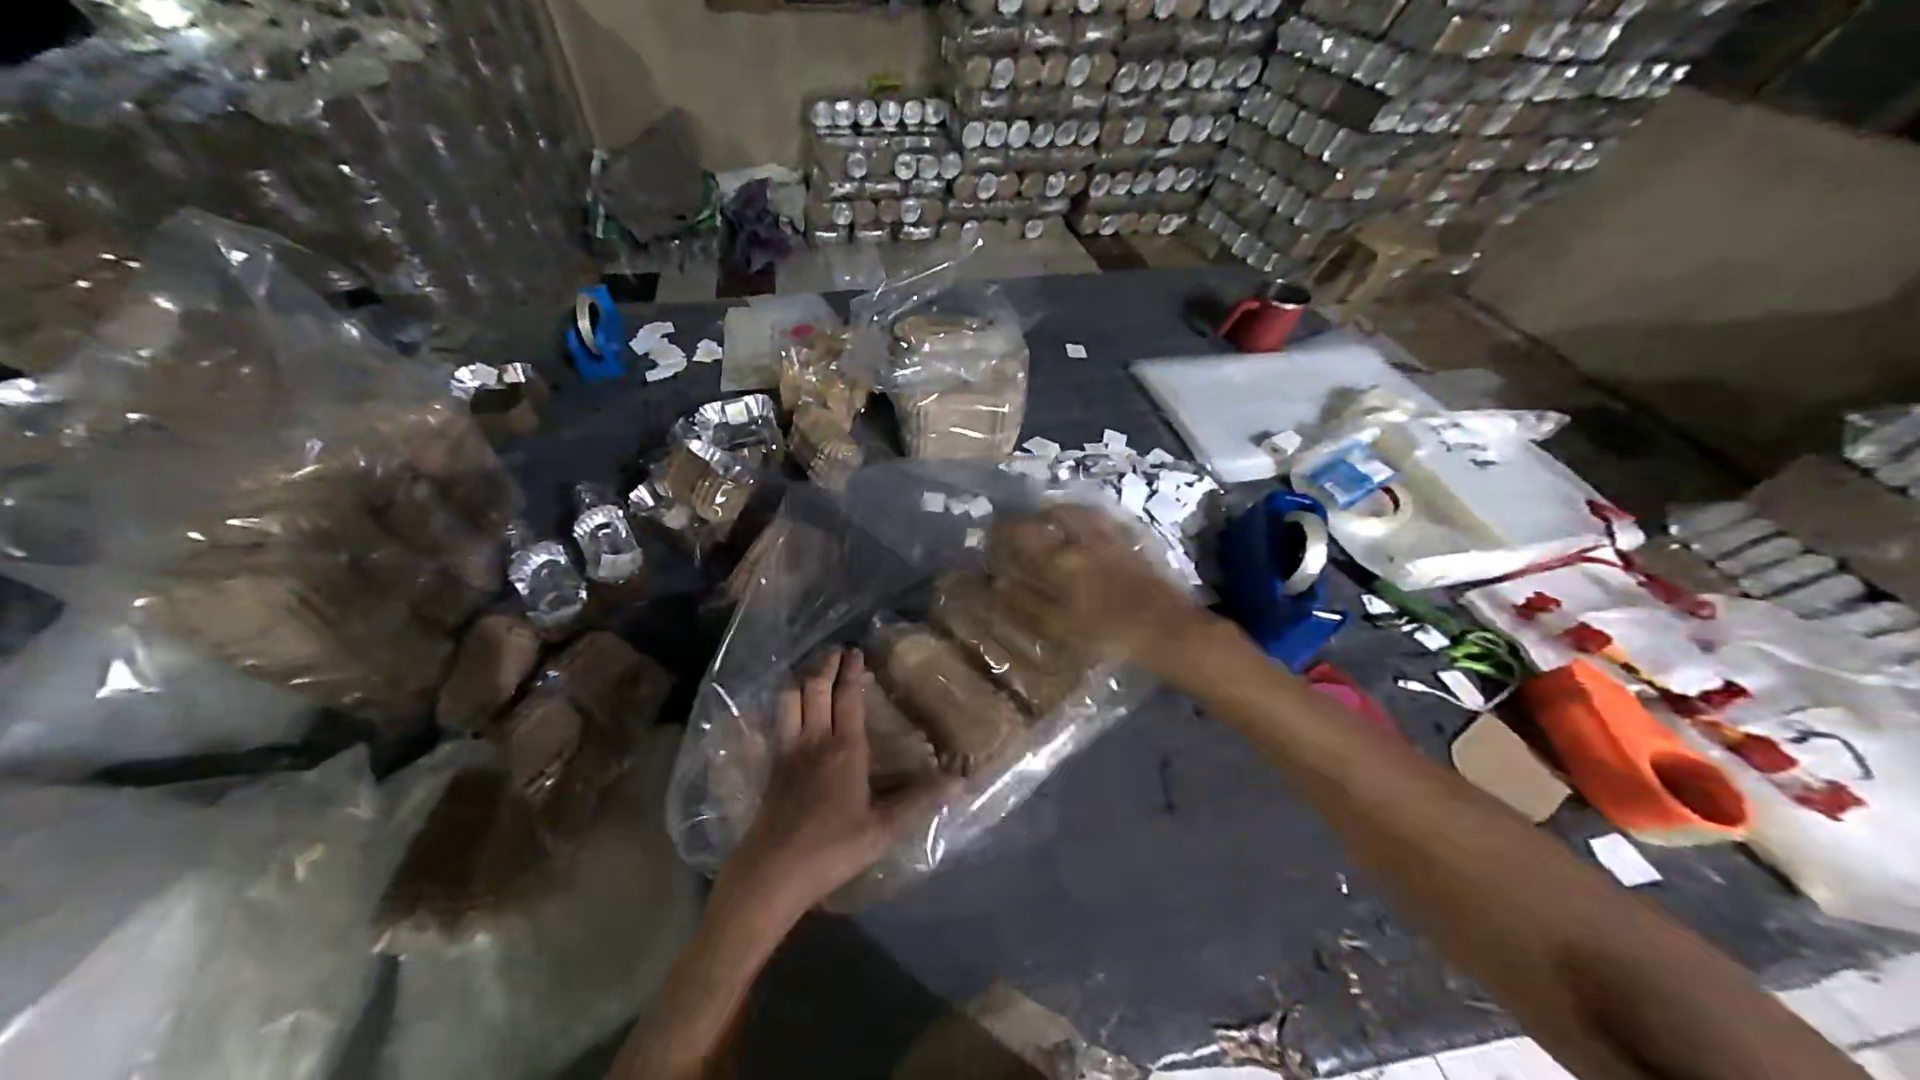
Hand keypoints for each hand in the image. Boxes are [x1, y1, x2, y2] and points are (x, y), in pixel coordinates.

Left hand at [716, 648, 954, 921]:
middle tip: (835, 651)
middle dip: (825, 665)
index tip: (856, 651)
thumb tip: (960, 779)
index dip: (852, 671)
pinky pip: (774, 724)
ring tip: (810, 672)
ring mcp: (787, 752)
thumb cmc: (832, 848)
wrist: (772, 872)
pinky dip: (781, 707)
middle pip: (814, 689)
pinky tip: (783, 712)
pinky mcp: (770, 768)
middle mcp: (813, 740)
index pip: (848, 697)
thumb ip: (920, 800)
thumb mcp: (883, 828)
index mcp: (844, 748)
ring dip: (800, 680)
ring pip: (788, 701)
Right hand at [989, 504, 1217, 673]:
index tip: (995, 535)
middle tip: (1027, 525)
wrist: (1168, 632)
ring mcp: (1114, 539)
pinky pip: (1108, 522)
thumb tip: (1001, 583)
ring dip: (1065, 513)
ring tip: (1055, 522)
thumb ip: (1028, 602)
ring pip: (1084, 513)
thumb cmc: (1108, 635)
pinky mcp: (1136, 545)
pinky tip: (1091, 534)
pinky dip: (1092, 522)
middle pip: (1057, 513)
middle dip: (1037, 515)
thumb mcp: (1060, 626)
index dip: (1005, 530)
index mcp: (1062, 560)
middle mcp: (1086, 540)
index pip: (1025, 532)